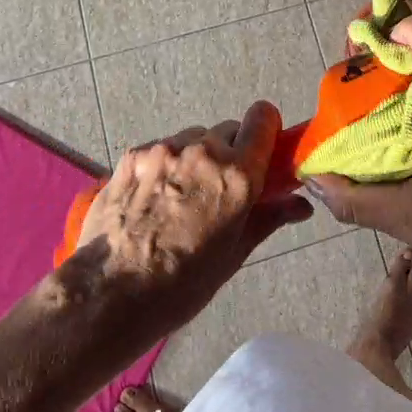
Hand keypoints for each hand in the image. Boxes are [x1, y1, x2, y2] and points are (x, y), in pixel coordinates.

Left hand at [62, 101, 313, 333]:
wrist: (109, 293)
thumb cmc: (182, 284)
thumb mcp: (234, 255)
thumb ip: (269, 218)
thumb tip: (301, 204)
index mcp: (237, 175)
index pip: (263, 118)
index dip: (265, 131)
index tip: (260, 154)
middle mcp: (203, 150)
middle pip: (227, 131)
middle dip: (229, 153)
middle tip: (217, 191)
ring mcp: (164, 149)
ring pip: (192, 139)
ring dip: (195, 158)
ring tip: (179, 198)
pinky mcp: (132, 155)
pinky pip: (160, 150)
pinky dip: (164, 166)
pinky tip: (151, 199)